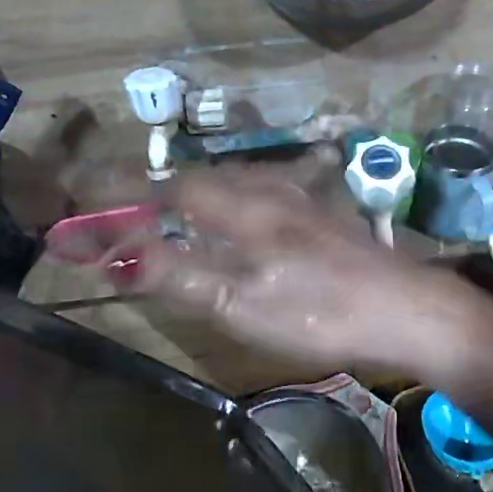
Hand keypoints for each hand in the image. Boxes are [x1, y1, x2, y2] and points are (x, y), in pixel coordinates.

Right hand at [116, 166, 492, 381]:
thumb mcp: (241, 304)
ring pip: (234, 182)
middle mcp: (269, 191)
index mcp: (244, 209)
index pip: (170, 189)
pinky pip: (261, 192)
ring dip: (195, 191)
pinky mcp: (322, 214)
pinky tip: (240, 215)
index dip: (125, 193)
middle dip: (157, 189)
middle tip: (125, 207)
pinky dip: (231, 199)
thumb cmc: (321, 312)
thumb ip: (180, 276)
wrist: (407, 309)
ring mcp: (301, 199)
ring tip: (171, 209)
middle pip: (201, 179)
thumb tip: (118, 255)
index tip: (85, 197)